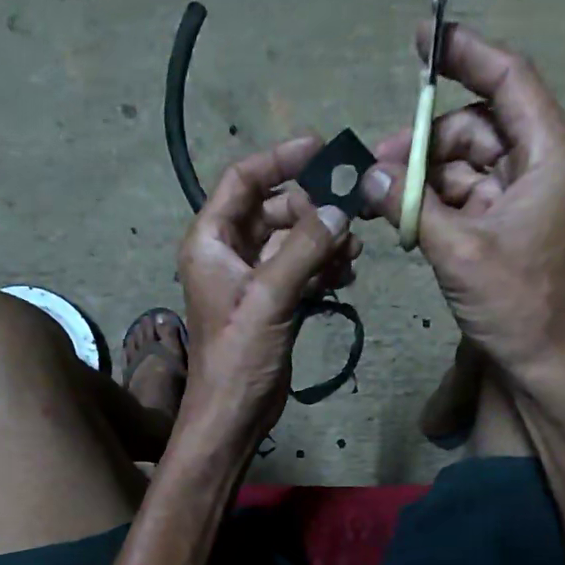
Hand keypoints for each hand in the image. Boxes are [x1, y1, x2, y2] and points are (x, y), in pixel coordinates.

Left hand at [175, 136, 357, 449]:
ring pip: (292, 239)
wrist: (234, 414)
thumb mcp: (270, 296)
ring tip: (353, 252)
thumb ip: (305, 247)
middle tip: (352, 214)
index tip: (322, 150)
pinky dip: (322, 266)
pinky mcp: (271, 301)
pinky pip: (300, 268)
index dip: (279, 161)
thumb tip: (342, 206)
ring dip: (323, 239)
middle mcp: (227, 252)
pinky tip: (345, 274)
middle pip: (274, 209)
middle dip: (313, 208)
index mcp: (211, 241)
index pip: (242, 181)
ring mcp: (251, 278)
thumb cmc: (239, 356)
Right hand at [361, 24, 564, 380]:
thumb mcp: (456, 250)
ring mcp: (519, 192)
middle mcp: (539, 162)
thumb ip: (410, 205)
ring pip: (463, 159)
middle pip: (477, 124)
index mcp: (550, 154)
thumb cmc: (511, 302)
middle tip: (378, 161)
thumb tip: (367, 175)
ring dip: (421, 173)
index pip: (509, 80)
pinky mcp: (500, 219)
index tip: (424, 37)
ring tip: (380, 195)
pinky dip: (429, 198)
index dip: (466, 54)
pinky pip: (459, 191)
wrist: (533, 357)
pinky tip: (399, 213)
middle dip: (426, 138)